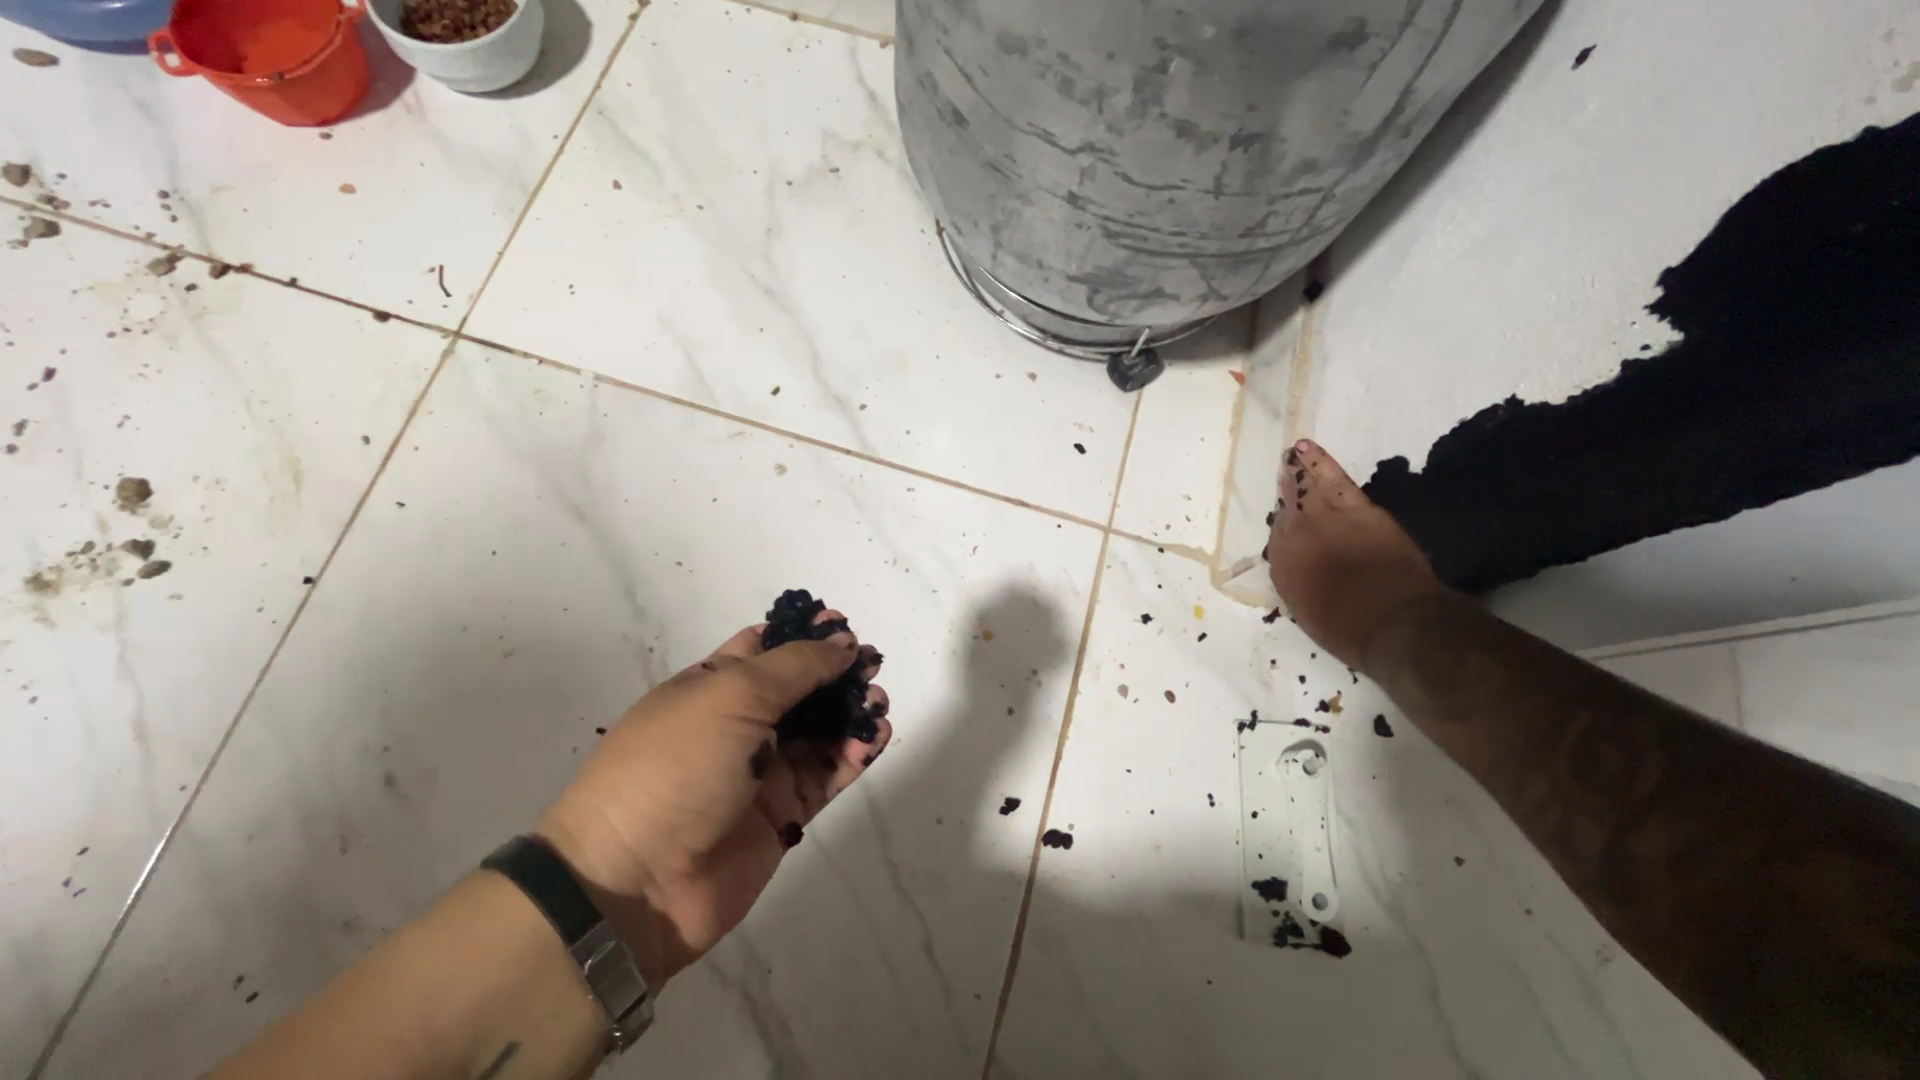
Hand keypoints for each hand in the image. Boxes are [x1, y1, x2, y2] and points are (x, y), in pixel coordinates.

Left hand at [537, 614, 889, 989]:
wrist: (637, 880)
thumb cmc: (675, 767)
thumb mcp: (730, 696)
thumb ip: (794, 666)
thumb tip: (840, 644)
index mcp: (711, 686)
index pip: (765, 647)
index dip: (804, 634)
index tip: (845, 629)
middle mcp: (738, 724)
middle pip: (800, 689)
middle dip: (837, 673)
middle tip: (874, 667)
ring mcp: (762, 771)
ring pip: (820, 731)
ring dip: (852, 713)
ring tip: (878, 704)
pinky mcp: (784, 814)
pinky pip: (827, 774)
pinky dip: (854, 755)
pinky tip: (876, 739)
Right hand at [1267, 438, 1445, 669]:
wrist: (1395, 622)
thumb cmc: (1348, 628)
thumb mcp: (1306, 609)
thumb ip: (1296, 577)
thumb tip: (1296, 560)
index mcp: (1284, 562)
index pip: (1278, 533)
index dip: (1283, 522)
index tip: (1285, 514)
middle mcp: (1299, 535)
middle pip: (1291, 503)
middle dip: (1287, 486)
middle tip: (1284, 469)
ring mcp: (1330, 518)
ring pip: (1310, 485)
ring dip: (1302, 467)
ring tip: (1296, 450)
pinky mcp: (1361, 510)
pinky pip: (1337, 480)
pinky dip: (1324, 464)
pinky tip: (1315, 454)